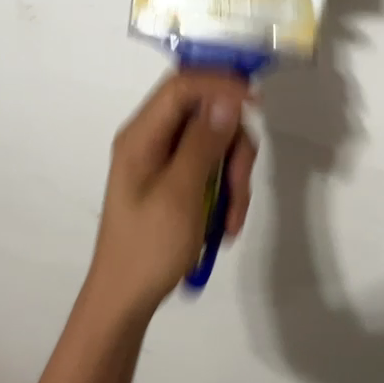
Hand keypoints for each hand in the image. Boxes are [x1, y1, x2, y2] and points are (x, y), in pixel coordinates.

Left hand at [89, 71, 258, 313]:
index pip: (183, 85)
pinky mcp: (176, 181)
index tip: (257, 103)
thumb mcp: (181, 195)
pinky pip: (212, 169)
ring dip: (234, 177)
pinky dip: (226, 192)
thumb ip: (203, 144)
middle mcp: (152, 139)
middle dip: (232, 147)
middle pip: (206, 113)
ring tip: (232, 219)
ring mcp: (164, 160)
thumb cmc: (148, 248)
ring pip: (215, 143)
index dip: (221, 83)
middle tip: (240, 186)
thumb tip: (227, 98)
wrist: (126, 298)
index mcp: (141, 135)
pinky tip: (225, 225)